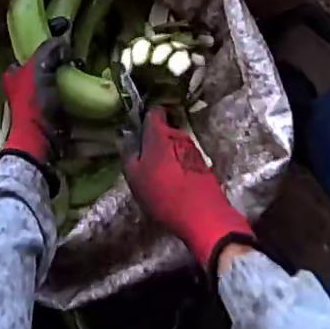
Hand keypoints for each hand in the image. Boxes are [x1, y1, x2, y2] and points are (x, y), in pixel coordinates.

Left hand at [0, 20, 69, 169]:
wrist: (38, 146)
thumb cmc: (34, 106)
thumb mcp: (39, 71)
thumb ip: (48, 52)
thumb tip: (62, 41)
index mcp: (14, 72)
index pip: (32, 46)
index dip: (49, 34)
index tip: (67, 26)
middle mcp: (21, 85)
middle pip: (43, 63)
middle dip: (60, 56)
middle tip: (77, 52)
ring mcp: (34, 101)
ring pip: (53, 78)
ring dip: (68, 72)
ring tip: (84, 66)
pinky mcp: (47, 115)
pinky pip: (62, 95)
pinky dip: (73, 89)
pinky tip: (86, 86)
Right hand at [121, 106, 255, 274]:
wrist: (205, 217)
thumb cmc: (163, 193)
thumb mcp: (135, 177)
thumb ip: (128, 154)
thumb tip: (123, 138)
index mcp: (159, 133)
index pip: (154, 111)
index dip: (146, 116)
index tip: (139, 127)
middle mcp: (179, 135)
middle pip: (166, 128)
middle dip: (157, 138)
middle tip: (147, 154)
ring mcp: (195, 150)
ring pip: (177, 144)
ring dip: (170, 153)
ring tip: (162, 171)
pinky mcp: (206, 166)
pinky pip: (187, 159)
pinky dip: (181, 165)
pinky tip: (176, 181)